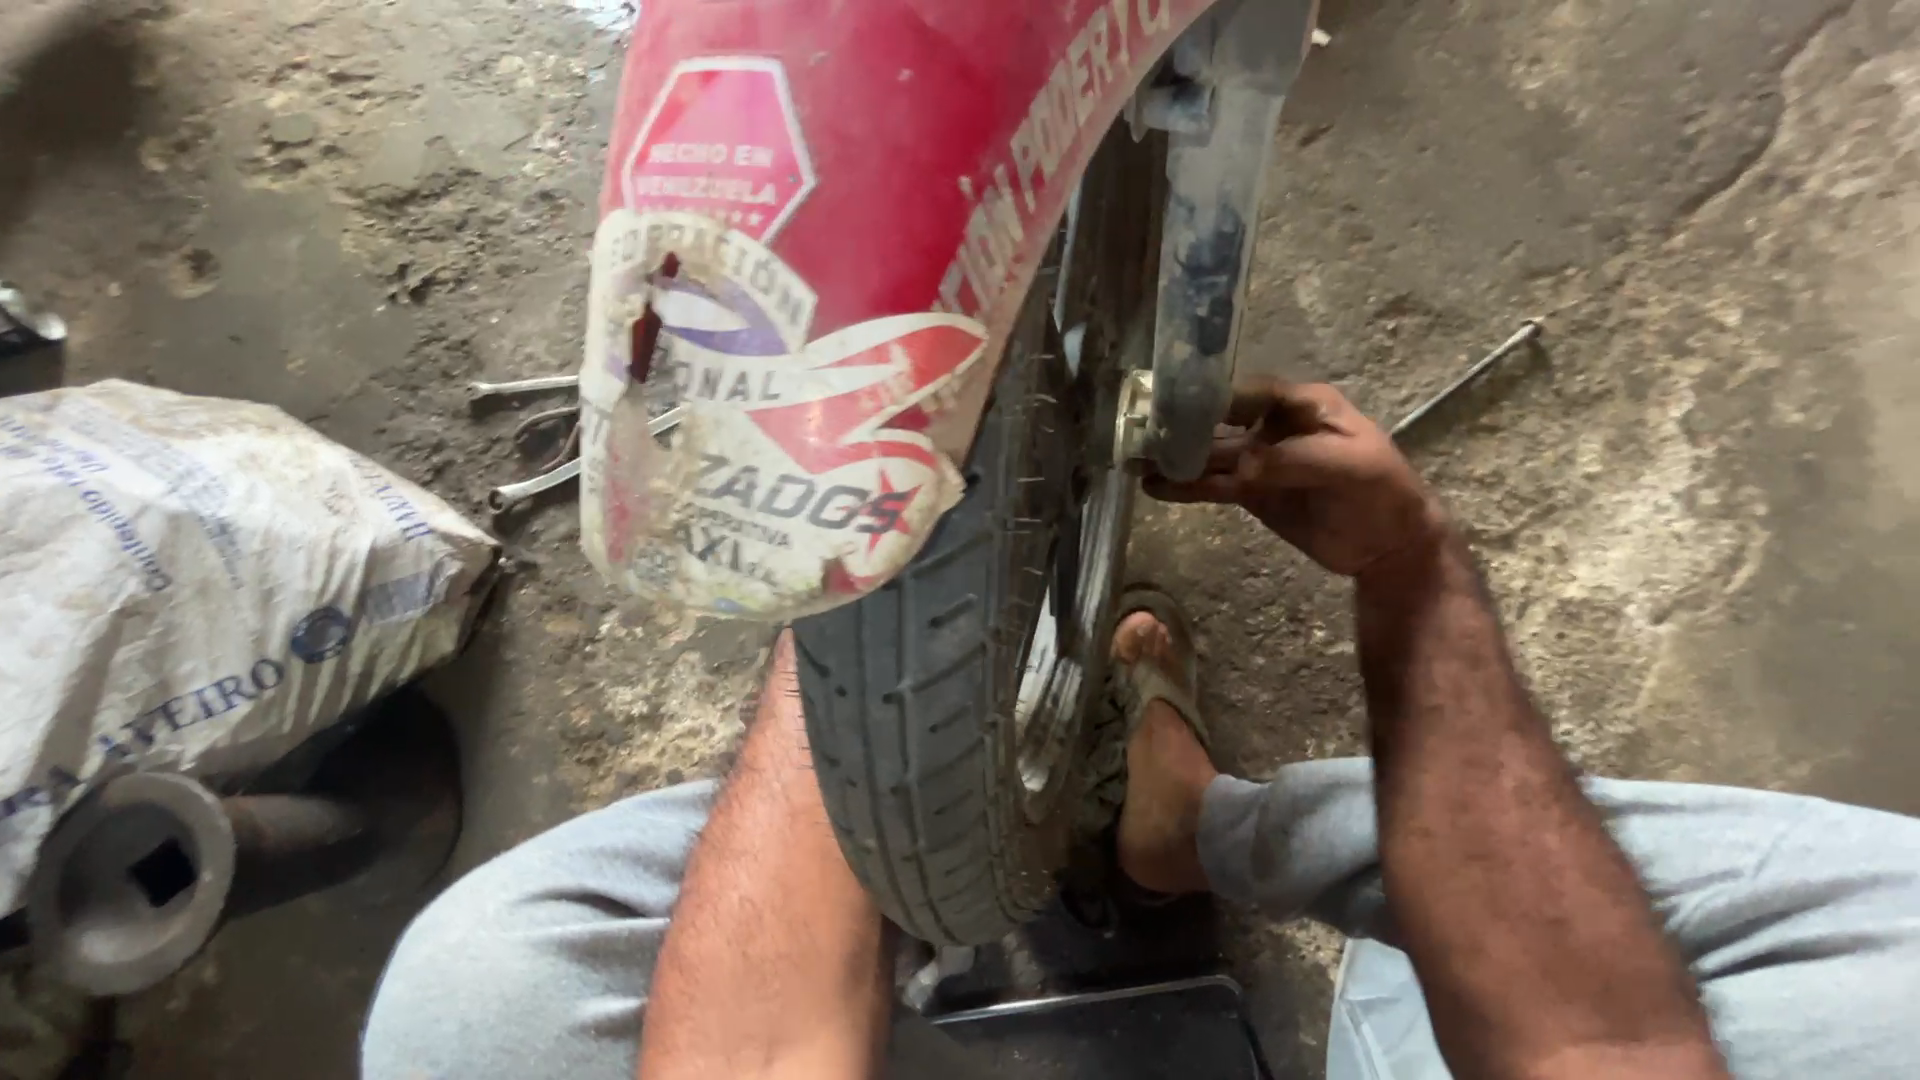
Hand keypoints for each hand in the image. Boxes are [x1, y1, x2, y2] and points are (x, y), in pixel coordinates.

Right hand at [1143, 380, 1447, 578]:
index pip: (1247, 392)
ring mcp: (1260, 461)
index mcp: (1301, 405)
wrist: (1389, 544)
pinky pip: (1214, 486)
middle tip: (1138, 433)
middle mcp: (1273, 427)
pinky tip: (1155, 488)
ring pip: (1210, 456)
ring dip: (1175, 460)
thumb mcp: (1347, 466)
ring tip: (1134, 463)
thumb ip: (1292, 460)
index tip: (1172, 403)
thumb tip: (1241, 466)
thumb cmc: (1380, 492)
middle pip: (1218, 422)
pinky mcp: (1252, 493)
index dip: (1211, 396)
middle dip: (1180, 427)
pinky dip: (1186, 488)